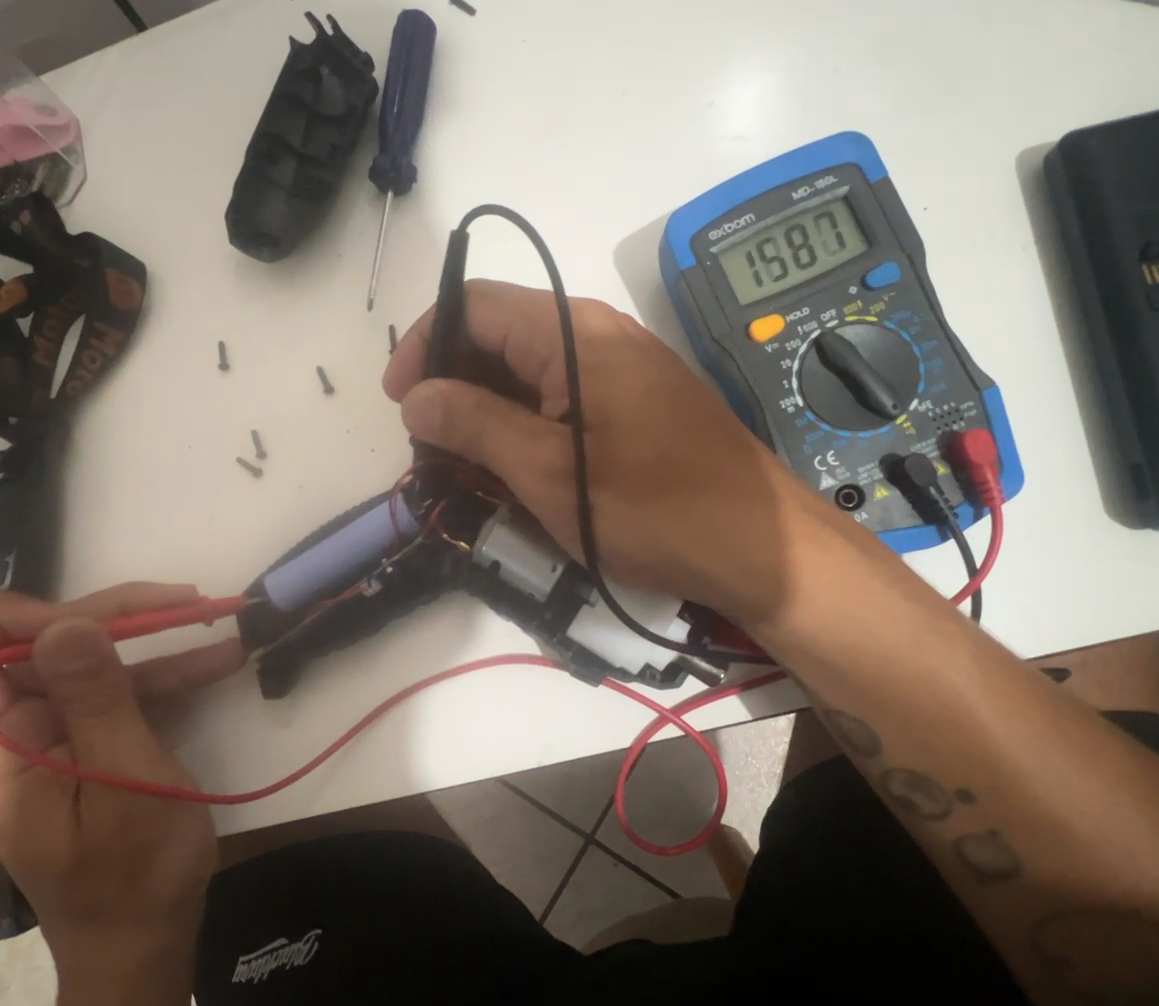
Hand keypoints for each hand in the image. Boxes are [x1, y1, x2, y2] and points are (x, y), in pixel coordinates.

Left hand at [0, 583, 245, 964]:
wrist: (147, 944)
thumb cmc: (133, 877)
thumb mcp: (124, 784)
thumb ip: (94, 702)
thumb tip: (66, 622)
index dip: (7, 622)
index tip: (80, 624)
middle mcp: (10, 739)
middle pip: (33, 649)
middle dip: (106, 618)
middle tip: (178, 603)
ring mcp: (53, 743)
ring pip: (83, 666)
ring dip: (148, 643)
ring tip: (210, 619)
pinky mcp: (90, 749)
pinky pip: (115, 696)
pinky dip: (163, 678)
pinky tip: (218, 661)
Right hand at [385, 279, 835, 626]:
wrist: (758, 548)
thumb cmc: (651, 509)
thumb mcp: (548, 472)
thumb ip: (475, 424)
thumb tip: (414, 395)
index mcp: (573, 332)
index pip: (475, 305)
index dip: (424, 344)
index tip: (399, 404)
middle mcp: (597, 333)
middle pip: (500, 333)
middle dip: (452, 382)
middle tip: (429, 446)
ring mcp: (621, 367)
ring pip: (529, 368)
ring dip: (486, 409)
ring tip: (465, 465)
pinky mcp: (635, 402)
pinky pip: (562, 395)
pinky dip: (525, 423)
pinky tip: (515, 468)